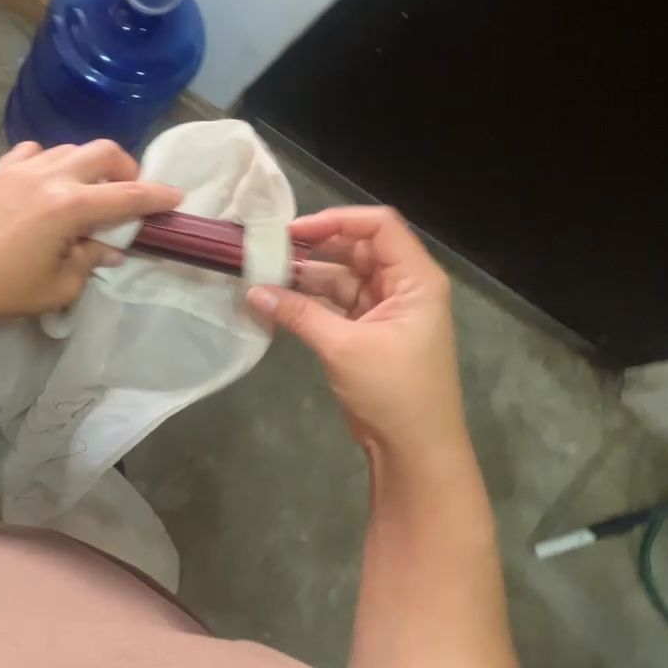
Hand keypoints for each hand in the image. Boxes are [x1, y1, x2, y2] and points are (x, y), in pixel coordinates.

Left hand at [0, 140, 181, 322]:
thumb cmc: (6, 289)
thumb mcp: (60, 285)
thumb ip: (91, 261)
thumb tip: (109, 248)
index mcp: (71, 206)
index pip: (128, 195)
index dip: (157, 196)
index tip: (175, 198)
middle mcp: (51, 176)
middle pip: (104, 153)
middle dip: (126, 168)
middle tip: (128, 192)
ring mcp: (20, 168)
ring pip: (69, 148)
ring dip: (87, 164)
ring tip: (85, 190)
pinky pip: (32, 151)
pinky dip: (49, 161)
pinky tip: (45, 181)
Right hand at [247, 207, 466, 456]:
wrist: (414, 447)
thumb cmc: (393, 390)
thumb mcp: (343, 346)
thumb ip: (297, 314)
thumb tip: (253, 291)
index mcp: (414, 280)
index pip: (379, 227)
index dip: (336, 220)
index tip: (292, 232)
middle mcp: (402, 287)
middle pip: (358, 249)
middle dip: (315, 247)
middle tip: (268, 251)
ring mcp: (384, 311)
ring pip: (342, 278)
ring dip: (306, 277)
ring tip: (263, 276)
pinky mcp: (366, 333)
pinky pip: (334, 305)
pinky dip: (308, 302)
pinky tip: (275, 302)